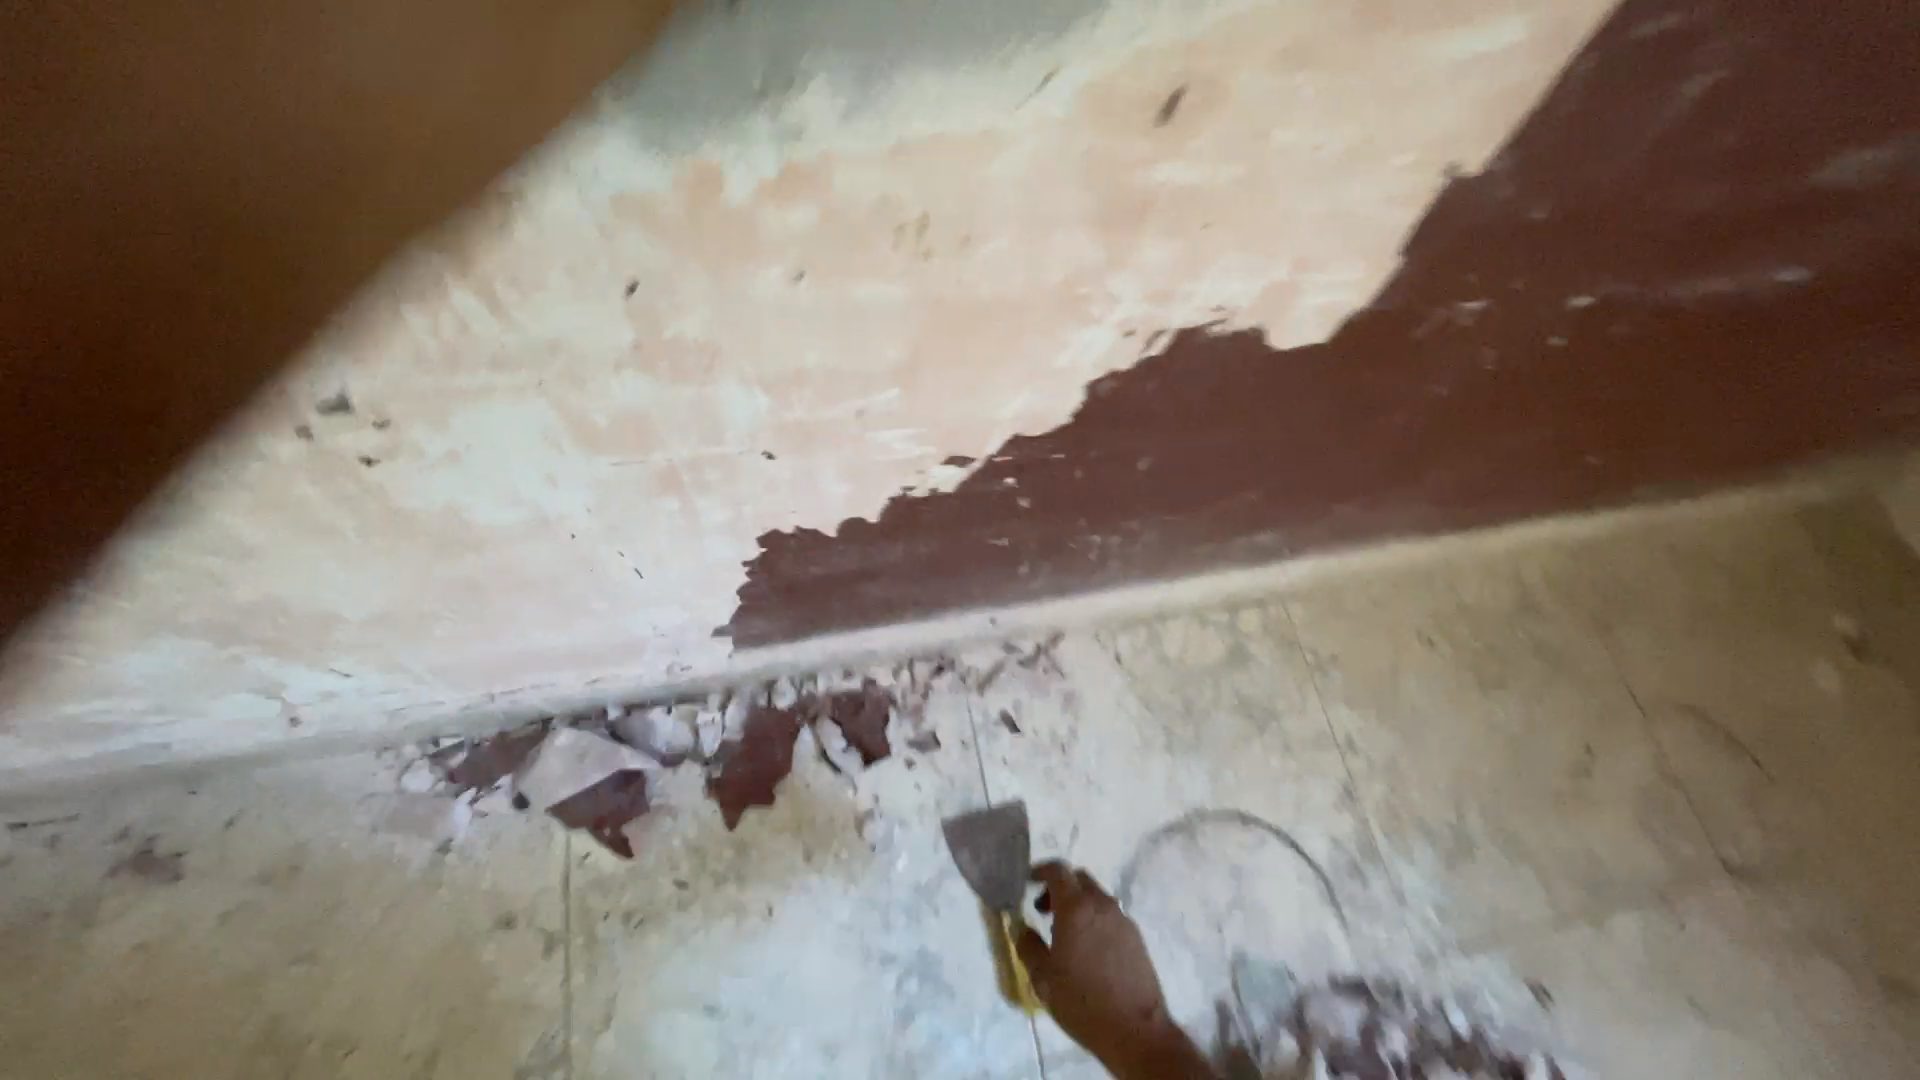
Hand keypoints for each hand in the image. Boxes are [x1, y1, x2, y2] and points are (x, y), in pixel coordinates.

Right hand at [1016, 861, 1213, 1078]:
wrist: (1135, 1030)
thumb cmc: (1082, 1002)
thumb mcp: (1043, 978)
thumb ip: (1028, 947)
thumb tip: (1022, 929)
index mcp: (1076, 908)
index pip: (1058, 870)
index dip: (1040, 870)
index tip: (1027, 881)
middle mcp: (1101, 905)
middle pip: (1079, 879)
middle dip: (1059, 887)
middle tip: (1044, 911)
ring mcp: (1123, 919)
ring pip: (1096, 897)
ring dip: (1078, 905)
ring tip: (1066, 935)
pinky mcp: (1136, 937)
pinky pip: (1110, 916)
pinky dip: (1095, 920)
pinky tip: (1089, 951)